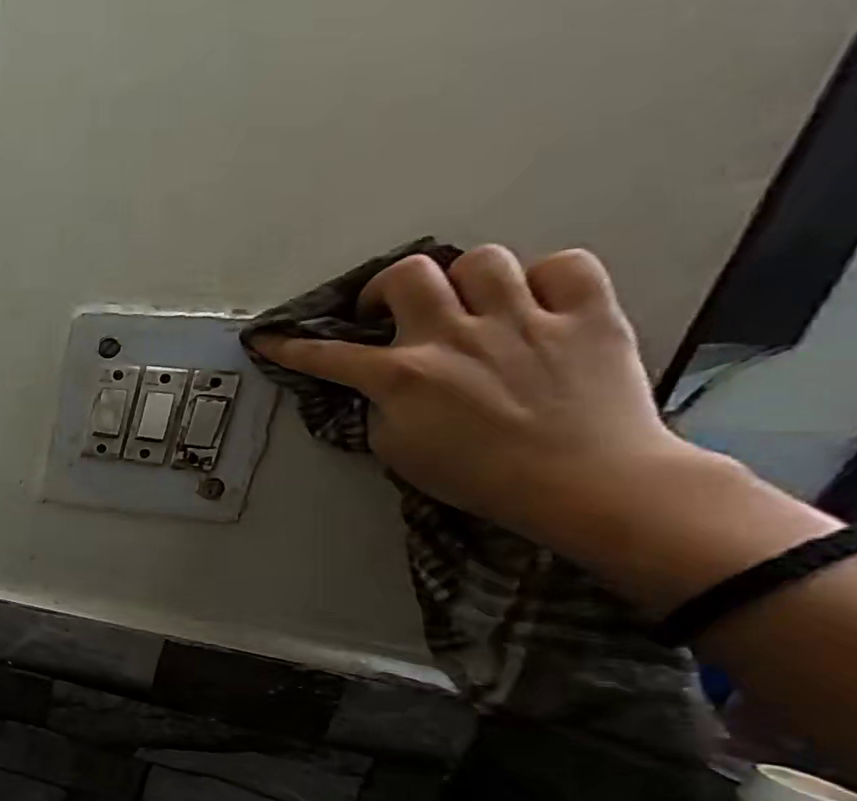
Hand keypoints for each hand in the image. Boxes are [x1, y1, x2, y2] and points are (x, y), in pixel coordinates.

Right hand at [252, 246, 695, 541]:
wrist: (585, 486)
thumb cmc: (480, 478)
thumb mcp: (400, 453)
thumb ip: (380, 410)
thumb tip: (380, 386)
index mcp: (405, 377)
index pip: (330, 355)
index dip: (292, 346)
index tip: (269, 337)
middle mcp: (456, 336)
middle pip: (408, 274)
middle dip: (389, 287)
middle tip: (394, 311)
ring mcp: (525, 319)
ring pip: (482, 259)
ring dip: (467, 280)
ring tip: (473, 306)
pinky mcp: (587, 313)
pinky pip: (563, 265)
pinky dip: (546, 279)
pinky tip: (539, 305)